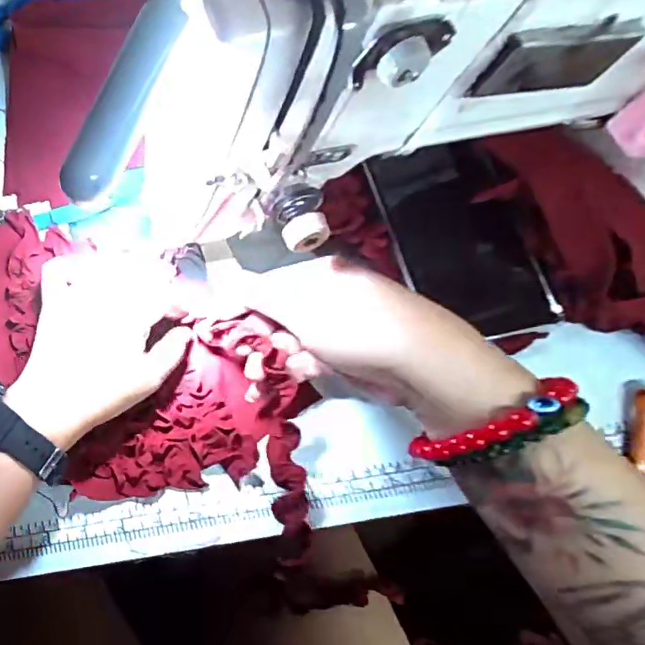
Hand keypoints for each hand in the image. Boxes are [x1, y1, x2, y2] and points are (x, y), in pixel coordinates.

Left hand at [4, 252, 194, 448]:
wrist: (54, 404)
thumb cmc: (106, 394)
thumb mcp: (149, 379)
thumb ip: (173, 351)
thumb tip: (186, 332)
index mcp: (134, 313)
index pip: (164, 294)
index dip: (178, 302)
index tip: (182, 313)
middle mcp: (106, 295)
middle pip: (137, 269)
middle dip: (156, 273)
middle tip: (165, 284)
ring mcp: (76, 294)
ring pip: (103, 262)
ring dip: (123, 263)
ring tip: (134, 273)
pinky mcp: (53, 301)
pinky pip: (58, 269)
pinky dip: (71, 264)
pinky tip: (83, 272)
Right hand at [230, 256, 535, 433]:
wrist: (416, 361)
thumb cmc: (351, 326)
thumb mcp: (298, 306)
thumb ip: (259, 294)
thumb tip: (228, 279)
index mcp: (316, 274)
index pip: (266, 285)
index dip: (248, 309)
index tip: (237, 329)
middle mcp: (327, 294)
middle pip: (278, 317)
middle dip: (269, 337)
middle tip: (271, 352)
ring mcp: (340, 324)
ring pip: (294, 342)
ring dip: (288, 356)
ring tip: (302, 364)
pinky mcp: (350, 352)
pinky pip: (316, 357)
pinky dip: (310, 365)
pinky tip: (317, 371)